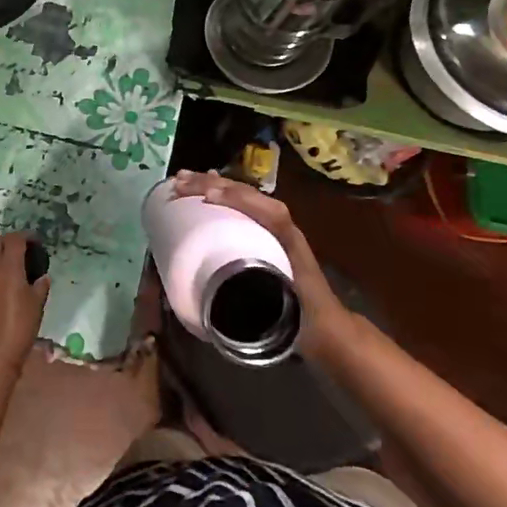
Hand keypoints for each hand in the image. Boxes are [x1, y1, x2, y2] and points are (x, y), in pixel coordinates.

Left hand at [0, 234, 50, 372]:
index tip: (34, 242)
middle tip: (19, 251)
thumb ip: (40, 287)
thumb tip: (42, 276)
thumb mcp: (36, 307)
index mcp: (8, 267)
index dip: (25, 237)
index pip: (15, 239)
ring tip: (5, 265)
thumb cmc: (18, 329)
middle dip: (6, 241)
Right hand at [169, 170, 346, 352]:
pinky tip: (205, 187)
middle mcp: (282, 227)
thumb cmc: (303, 318)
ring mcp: (273, 228)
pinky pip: (242, 205)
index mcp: (289, 242)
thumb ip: (255, 308)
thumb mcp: (281, 312)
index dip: (239, 200)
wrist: (326, 327)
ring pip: (243, 196)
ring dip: (212, 184)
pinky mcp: (264, 233)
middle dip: (213, 185)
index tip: (208, 198)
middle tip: (180, 184)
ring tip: (183, 179)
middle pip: (249, 196)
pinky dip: (221, 193)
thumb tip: (210, 300)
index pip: (268, 212)